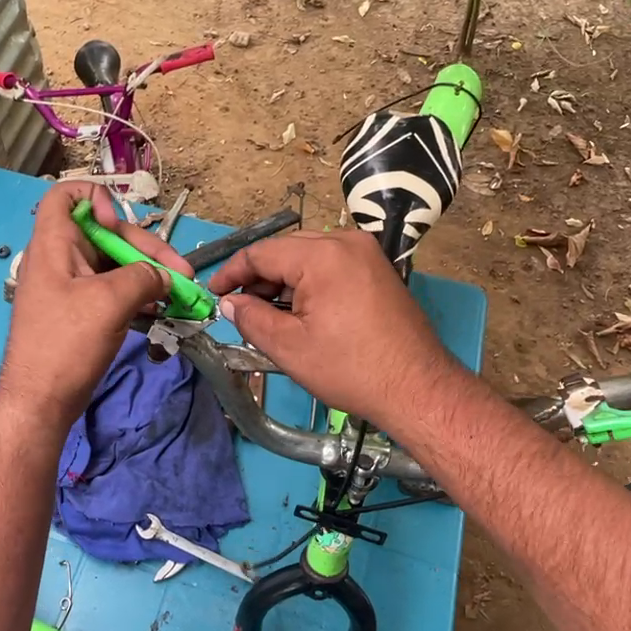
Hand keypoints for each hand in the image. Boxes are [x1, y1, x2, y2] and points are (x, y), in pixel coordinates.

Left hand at [0, 182, 194, 421]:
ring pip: (115, 265)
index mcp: (54, 244)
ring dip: (149, 275)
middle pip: (106, 234)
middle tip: (181, 273)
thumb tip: (163, 278)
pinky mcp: (82, 313)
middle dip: (146, 250)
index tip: (116, 226)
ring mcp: (72, 287)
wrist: (40, 401)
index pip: (66, 195)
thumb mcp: (109, 302)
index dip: (96, 198)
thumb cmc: (66, 343)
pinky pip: (114, 291)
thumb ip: (142, 278)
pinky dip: (139, 296)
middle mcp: (61, 259)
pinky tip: (164, 309)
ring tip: (182, 293)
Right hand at [209, 229, 465, 429]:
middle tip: (239, 309)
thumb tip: (230, 302)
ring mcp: (366, 253)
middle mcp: (346, 242)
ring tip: (267, 315)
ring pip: (308, 256)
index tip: (214, 293)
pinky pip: (331, 264)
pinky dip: (309, 282)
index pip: (261, 253)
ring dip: (284, 281)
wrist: (416, 388)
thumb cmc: (350, 369)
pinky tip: (300, 311)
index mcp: (322, 255)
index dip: (232, 272)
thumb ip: (252, 318)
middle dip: (258, 278)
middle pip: (286, 250)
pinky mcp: (378, 269)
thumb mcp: (289, 347)